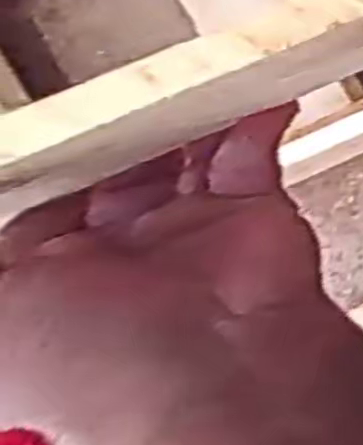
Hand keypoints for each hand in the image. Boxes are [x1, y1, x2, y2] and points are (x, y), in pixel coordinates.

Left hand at [0, 109, 362, 444]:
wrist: (214, 358)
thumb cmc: (96, 355)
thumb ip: (13, 237)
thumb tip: (15, 176)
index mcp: (45, 276)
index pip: (48, 200)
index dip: (56, 159)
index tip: (65, 121)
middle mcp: (123, 250)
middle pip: (122, 170)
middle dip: (127, 133)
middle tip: (133, 94)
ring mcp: (195, 227)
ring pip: (187, 158)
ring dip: (190, 123)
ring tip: (195, 86)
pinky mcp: (254, 208)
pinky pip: (251, 156)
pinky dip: (257, 125)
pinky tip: (256, 103)